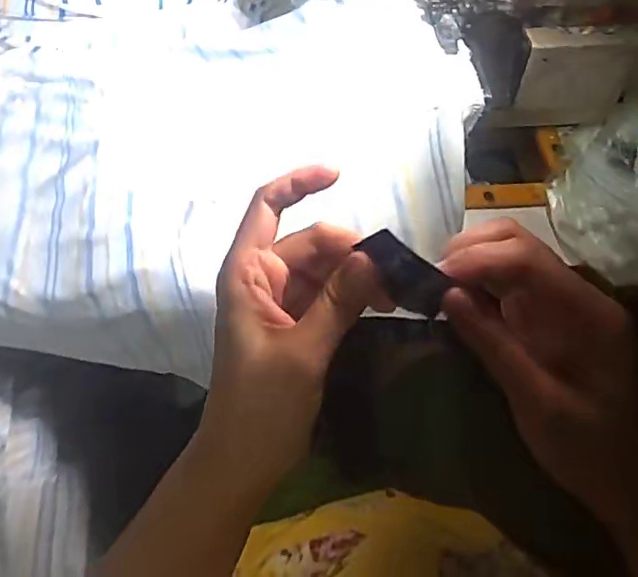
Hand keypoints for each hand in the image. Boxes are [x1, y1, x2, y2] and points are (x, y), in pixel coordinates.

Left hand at [199, 166, 387, 493]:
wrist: (241, 464)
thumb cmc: (259, 407)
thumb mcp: (303, 352)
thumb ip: (337, 301)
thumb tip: (374, 255)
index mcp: (247, 271)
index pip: (267, 205)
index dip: (298, 181)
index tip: (339, 173)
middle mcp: (263, 275)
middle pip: (311, 240)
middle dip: (352, 251)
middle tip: (395, 279)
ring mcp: (280, 297)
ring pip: (325, 266)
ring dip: (358, 274)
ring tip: (396, 295)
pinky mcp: (297, 320)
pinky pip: (329, 292)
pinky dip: (354, 293)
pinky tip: (383, 304)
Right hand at [438, 218, 637, 514]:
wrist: (629, 483)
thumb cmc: (588, 449)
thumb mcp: (538, 404)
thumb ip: (494, 345)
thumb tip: (447, 294)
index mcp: (587, 311)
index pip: (527, 258)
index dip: (477, 259)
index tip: (438, 277)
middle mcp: (577, 293)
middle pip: (518, 241)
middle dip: (471, 249)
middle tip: (434, 278)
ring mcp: (564, 299)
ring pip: (512, 250)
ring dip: (471, 259)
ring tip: (440, 285)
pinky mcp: (550, 310)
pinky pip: (511, 276)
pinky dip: (479, 277)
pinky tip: (458, 296)